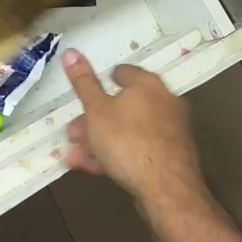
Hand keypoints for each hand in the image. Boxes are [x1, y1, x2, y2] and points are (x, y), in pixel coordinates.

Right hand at [63, 48, 206, 209]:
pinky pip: (139, 150)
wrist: (167, 190)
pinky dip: (117, 155)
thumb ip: (83, 83)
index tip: (88, 93)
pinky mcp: (170, 159)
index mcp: (148, 84)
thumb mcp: (97, 110)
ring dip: (100, 140)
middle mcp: (164, 103)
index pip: (124, 73)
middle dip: (94, 120)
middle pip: (123, 106)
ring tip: (75, 155)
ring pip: (128, 131)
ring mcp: (170, 133)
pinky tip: (94, 168)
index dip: (104, 81)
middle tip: (73, 132)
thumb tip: (71, 51)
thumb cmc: (127, 140)